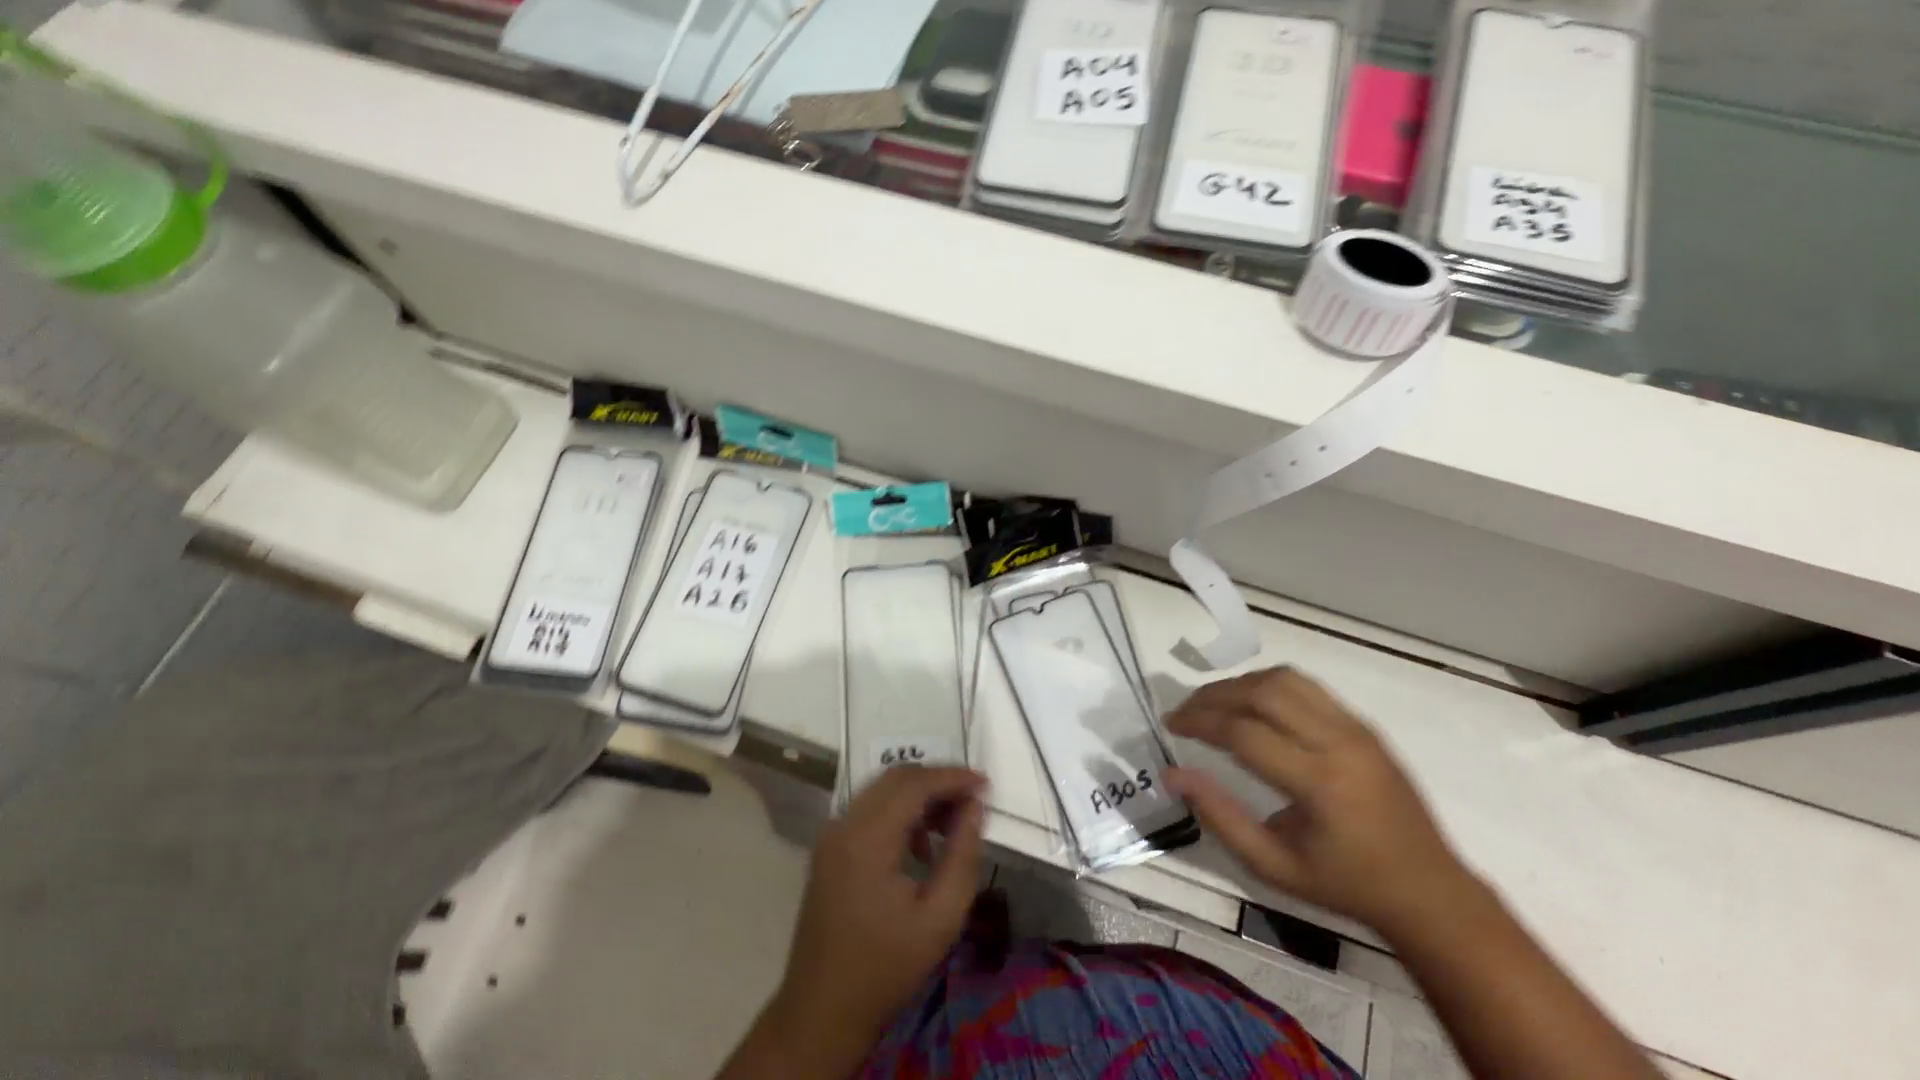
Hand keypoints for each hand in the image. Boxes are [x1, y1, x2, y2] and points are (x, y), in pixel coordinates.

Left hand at [775, 765, 987, 1043]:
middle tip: (974, 802)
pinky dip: (898, 815)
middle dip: (937, 782)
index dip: (953, 777)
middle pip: (894, 779)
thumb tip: (975, 809)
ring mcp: (830, 837)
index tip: (986, 784)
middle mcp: (843, 825)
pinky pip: (868, 813)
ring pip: (880, 793)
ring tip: (953, 827)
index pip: (913, 784)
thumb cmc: (886, 968)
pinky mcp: (828, 852)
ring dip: (918, 798)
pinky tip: (921, 849)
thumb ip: (962, 855)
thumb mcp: (941, 917)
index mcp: (867, 839)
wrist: (822, 1010)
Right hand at [1165, 667, 1480, 937]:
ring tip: (1213, 704)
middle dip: (1214, 695)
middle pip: (1263, 692)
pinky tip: (1251, 706)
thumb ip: (1220, 817)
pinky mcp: (1364, 726)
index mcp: (1318, 783)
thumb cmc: (1345, 885)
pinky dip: (1271, 686)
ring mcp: (1356, 729)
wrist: (1426, 888)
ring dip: (1242, 683)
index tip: (1170, 725)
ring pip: (1287, 679)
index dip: (1199, 722)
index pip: (1244, 733)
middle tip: (1185, 711)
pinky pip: (1309, 688)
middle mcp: (1339, 743)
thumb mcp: (1273, 866)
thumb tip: (1173, 775)